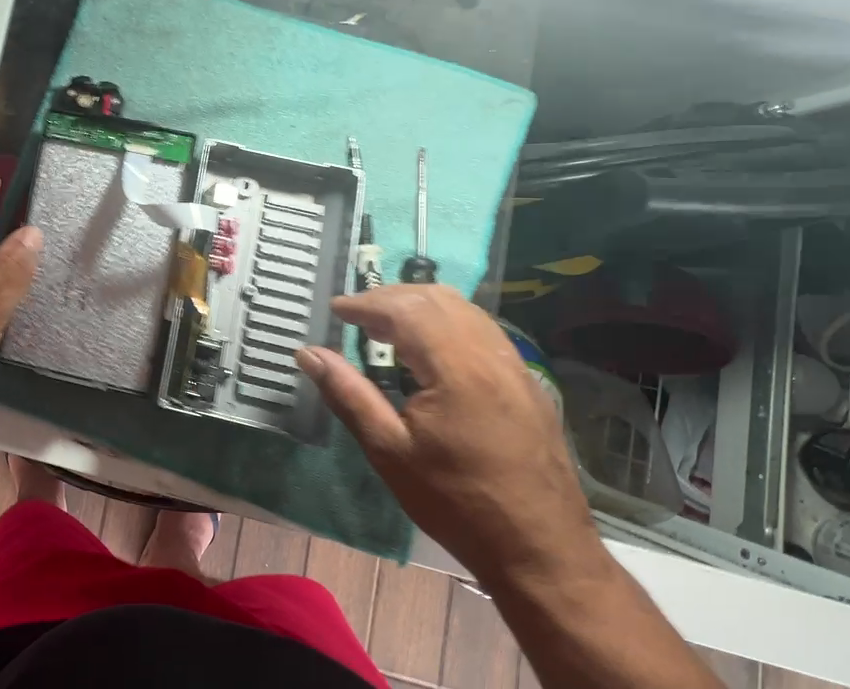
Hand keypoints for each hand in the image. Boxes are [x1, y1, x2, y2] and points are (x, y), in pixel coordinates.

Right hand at [298, 285, 598, 589]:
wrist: (542, 552)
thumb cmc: (457, 503)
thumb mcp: (390, 451)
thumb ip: (348, 394)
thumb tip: (307, 353)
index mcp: (457, 370)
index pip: (407, 310)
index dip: (367, 303)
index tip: (335, 310)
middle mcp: (492, 357)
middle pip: (439, 300)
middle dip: (392, 298)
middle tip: (357, 315)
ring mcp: (518, 370)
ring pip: (467, 311)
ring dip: (423, 307)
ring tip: (387, 327)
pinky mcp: (529, 387)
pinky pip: (485, 333)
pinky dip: (449, 324)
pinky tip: (429, 350)